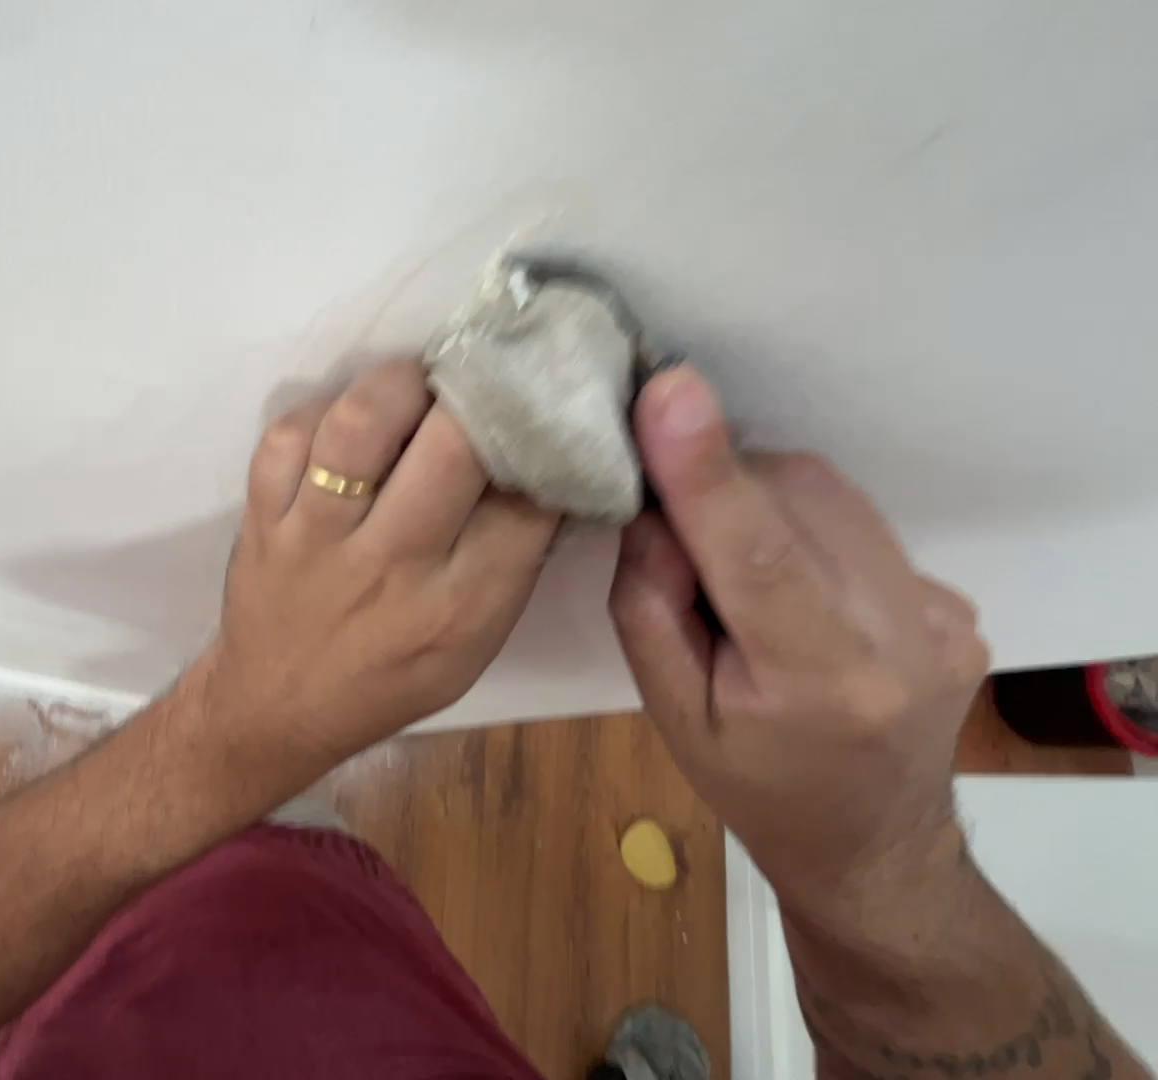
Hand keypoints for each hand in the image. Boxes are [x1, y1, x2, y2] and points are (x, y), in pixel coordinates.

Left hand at [201, 359, 560, 764]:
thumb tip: (540, 464)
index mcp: (460, 605)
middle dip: (480, 394)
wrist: (277, 708)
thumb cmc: (388, 679)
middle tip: (484, 379)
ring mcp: (316, 538)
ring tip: (417, 385)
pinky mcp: (262, 520)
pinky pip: (285, 437)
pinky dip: (320, 411)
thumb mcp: (474, 643)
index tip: (547, 408)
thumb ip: (511, 560)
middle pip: (453, 447)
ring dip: (400, 383)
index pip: (529, 499)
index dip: (545, 439)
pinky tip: (344, 422)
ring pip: (360, 424)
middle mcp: (390, 565)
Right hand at [609, 364, 989, 908]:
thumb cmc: (746, 780)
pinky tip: (778, 581)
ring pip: (826, 495)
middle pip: (795, 501)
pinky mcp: (950, 596)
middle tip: (662, 527)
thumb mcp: (666, 708)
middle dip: (714, 483)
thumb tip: (651, 512)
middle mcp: (904, 633)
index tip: (668, 391)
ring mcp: (942, 610)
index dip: (707, 472)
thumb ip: (649, 605)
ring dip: (751, 497)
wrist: (868, 837)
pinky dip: (791, 523)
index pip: (758, 556)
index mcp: (820, 682)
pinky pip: (849, 519)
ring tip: (717, 560)